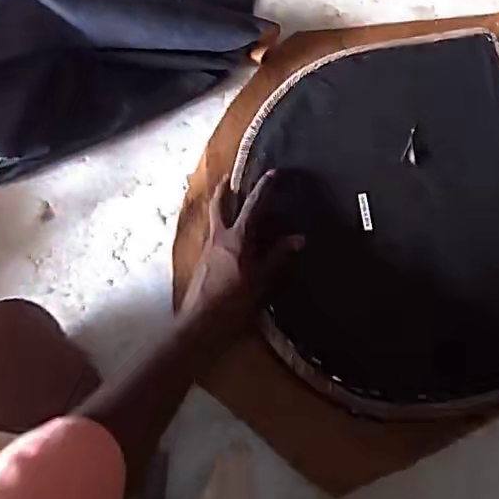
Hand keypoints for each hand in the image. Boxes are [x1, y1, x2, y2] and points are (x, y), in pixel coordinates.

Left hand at [183, 171, 303, 333]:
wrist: (199, 324)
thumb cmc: (233, 300)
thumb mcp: (262, 278)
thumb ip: (279, 255)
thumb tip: (299, 238)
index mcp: (236, 237)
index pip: (253, 205)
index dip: (264, 188)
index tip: (272, 173)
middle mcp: (218, 237)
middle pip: (218, 205)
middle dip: (223, 190)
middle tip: (228, 178)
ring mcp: (208, 249)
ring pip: (214, 220)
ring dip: (221, 208)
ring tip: (231, 203)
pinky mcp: (203, 262)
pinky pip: (214, 236)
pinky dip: (222, 229)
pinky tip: (232, 238)